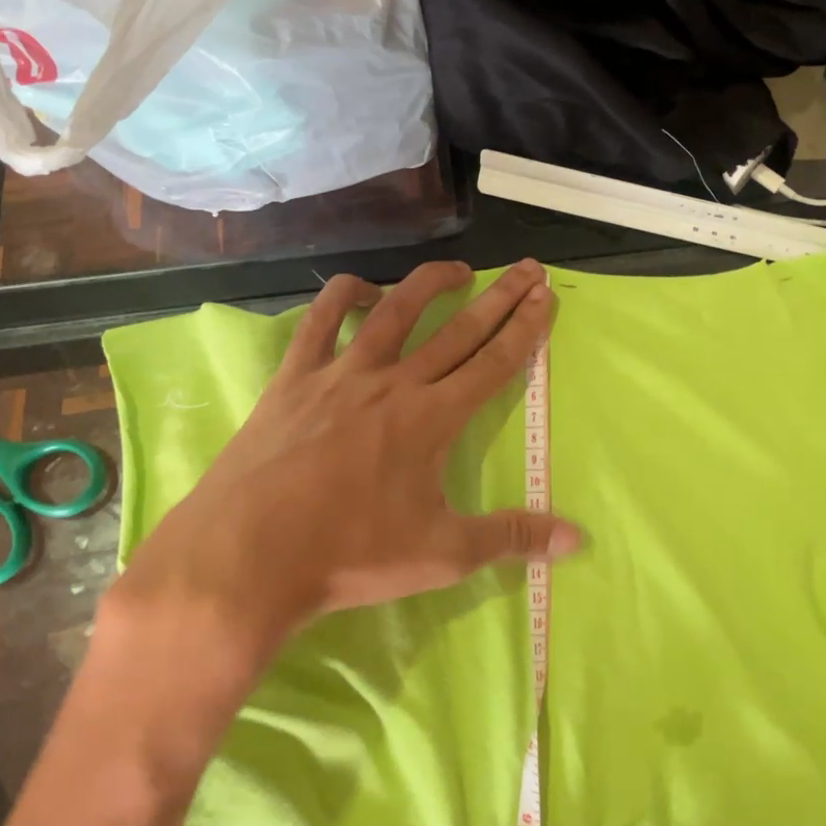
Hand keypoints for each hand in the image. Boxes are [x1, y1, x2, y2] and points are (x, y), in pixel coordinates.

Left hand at [111, 258, 580, 665]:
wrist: (246, 558)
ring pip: (394, 312)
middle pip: (457, 329)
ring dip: (429, 283)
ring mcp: (340, 376)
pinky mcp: (294, 380)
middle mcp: (394, 383)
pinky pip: (320, 323)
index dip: (525, 328)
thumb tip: (579, 540)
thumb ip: (512, 538)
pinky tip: (360, 287)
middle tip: (527, 267)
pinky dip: (342, 297)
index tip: (545, 295)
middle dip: (499, 296)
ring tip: (457, 268)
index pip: (494, 363)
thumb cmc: (350, 557)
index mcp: (433, 419)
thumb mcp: (443, 555)